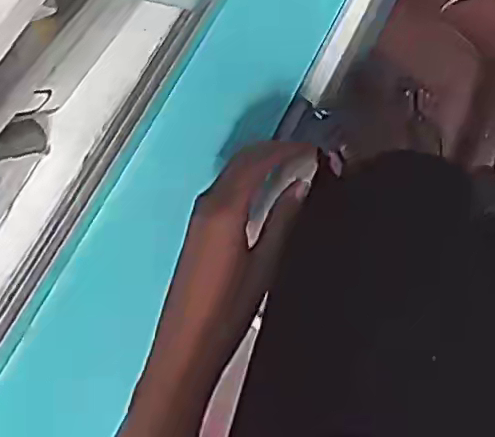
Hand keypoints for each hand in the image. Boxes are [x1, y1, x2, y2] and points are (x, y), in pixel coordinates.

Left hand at [125, 141, 318, 436]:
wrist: (184, 347)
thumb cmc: (227, 311)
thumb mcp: (265, 265)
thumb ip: (283, 219)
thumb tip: (300, 184)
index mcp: (225, 208)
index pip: (257, 161)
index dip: (285, 149)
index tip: (310, 147)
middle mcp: (208, 203)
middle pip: (242, 159)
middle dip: (272, 148)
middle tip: (303, 151)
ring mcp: (199, 213)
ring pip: (232, 170)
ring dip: (260, 160)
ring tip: (290, 163)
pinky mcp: (198, 226)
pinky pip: (226, 184)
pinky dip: (248, 175)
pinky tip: (265, 186)